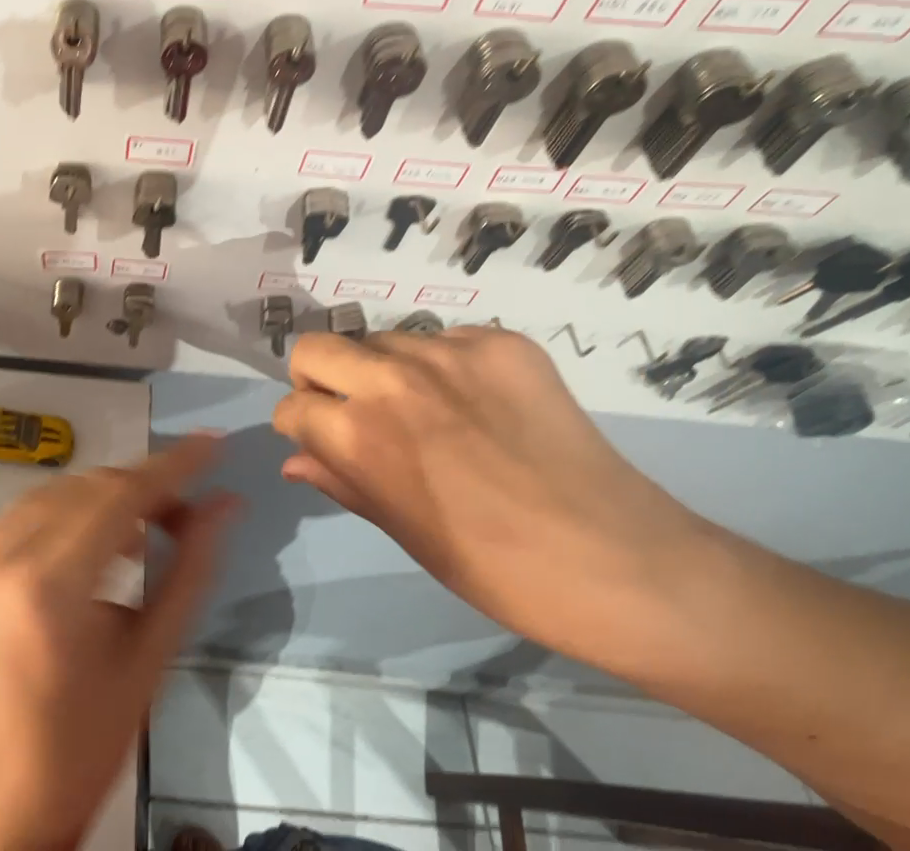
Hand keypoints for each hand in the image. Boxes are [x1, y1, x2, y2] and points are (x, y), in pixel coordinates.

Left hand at [0, 435, 236, 850]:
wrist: (10, 776)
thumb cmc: (91, 727)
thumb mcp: (153, 650)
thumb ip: (191, 566)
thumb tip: (227, 502)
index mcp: (46, 585)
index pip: (118, 496)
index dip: (171, 466)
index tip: (214, 443)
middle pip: (88, 487)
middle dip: (144, 488)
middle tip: (188, 511)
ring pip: (57, 492)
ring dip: (108, 500)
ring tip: (147, 533)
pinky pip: (27, 513)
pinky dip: (70, 516)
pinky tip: (99, 544)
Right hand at [272, 329, 710, 664]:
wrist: (616, 560)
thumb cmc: (493, 568)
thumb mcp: (404, 532)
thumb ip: (342, 482)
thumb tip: (296, 462)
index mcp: (357, 433)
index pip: (293, 406)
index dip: (302, 429)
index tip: (320, 445)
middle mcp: (393, 378)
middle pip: (318, 348)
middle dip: (320, 380)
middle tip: (354, 414)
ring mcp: (451, 352)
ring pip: (383, 341)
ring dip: (384, 371)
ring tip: (428, 414)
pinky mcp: (502, 343)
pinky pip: (445, 341)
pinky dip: (444, 367)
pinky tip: (478, 406)